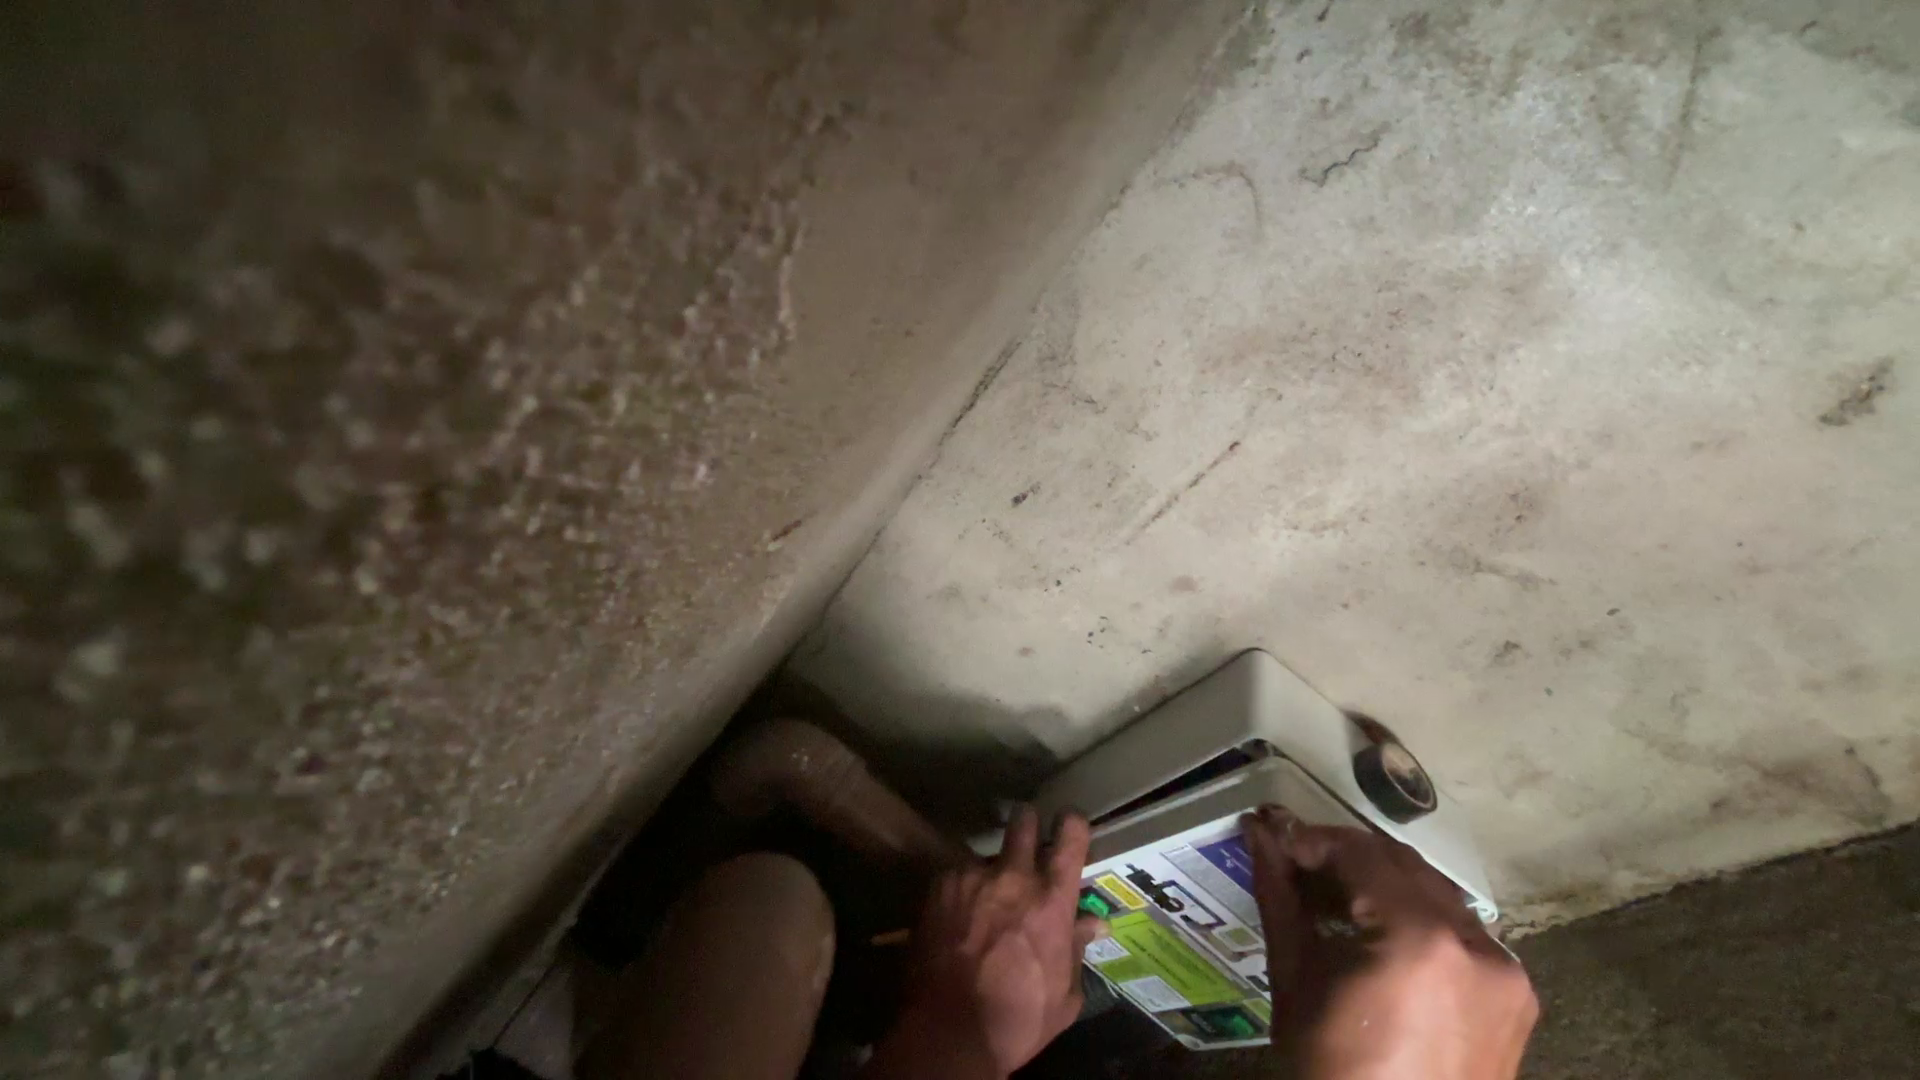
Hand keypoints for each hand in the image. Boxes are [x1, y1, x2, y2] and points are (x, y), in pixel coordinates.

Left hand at [870, 807, 1102, 1077]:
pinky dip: (960, 891)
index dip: (1073, 823)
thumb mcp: (1063, 995)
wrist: (950, 1031)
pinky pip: (956, 876)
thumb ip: (1077, 949)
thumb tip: (1093, 922)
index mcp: (1051, 900)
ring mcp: (972, 876)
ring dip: (989, 873)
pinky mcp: (940, 886)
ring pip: (985, 856)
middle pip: (1023, 823)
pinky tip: (955, 917)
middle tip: (1025, 836)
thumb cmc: (1018, 1019)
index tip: (1070, 822)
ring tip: (981, 901)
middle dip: (1027, 823)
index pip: (1071, 838)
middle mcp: (1013, 876)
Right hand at [1241, 805, 1537, 1079]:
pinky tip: (1377, 934)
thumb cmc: (1331, 1069)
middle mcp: (1476, 943)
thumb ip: (1280, 893)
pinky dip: (1416, 915)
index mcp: (1419, 938)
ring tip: (1332, 897)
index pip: (1359, 853)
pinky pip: (1460, 928)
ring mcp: (1506, 971)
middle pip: (1400, 863)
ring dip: (1380, 881)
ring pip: (1433, 891)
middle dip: (1343, 855)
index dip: (1310, 839)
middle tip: (1294, 863)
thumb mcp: (1295, 977)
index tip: (1272, 839)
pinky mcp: (1517, 996)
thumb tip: (1258, 833)